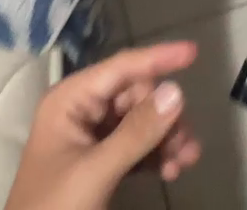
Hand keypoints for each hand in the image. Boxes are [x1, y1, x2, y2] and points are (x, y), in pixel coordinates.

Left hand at [4, 42, 202, 209]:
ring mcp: (91, 136)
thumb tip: (177, 91)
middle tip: (187, 143)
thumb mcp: (95, 171)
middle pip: (136, 96)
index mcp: (70, 100)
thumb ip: (136, 133)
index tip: (193, 51)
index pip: (121, 68)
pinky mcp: (101, 161)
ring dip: (165, 138)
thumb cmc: (53, 208)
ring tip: (186, 160)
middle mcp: (82, 109)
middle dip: (164, 116)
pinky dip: (156, 155)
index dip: (158, 58)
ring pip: (141, 121)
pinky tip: (173, 169)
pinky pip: (137, 146)